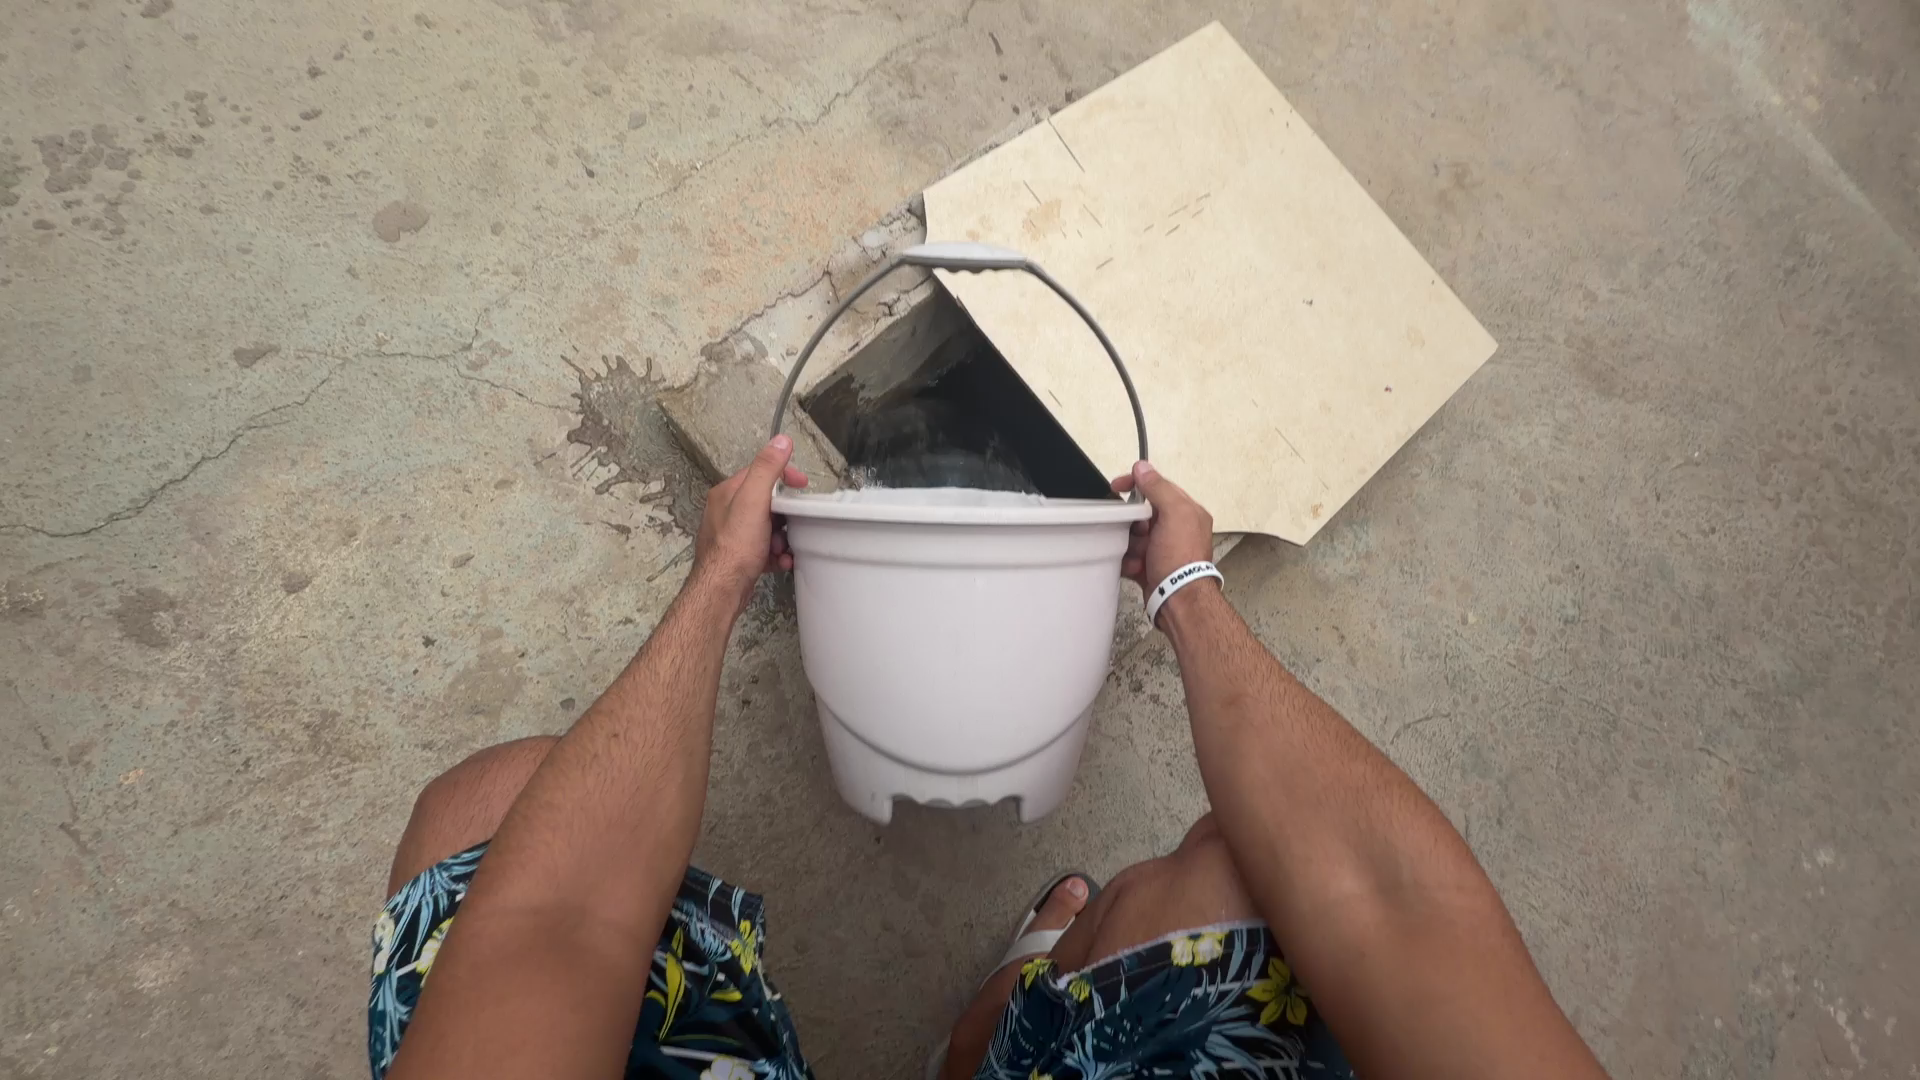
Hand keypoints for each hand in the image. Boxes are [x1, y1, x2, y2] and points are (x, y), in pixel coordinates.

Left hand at [691, 435, 807, 612]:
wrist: (723, 589)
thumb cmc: (735, 547)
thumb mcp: (754, 500)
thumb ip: (767, 468)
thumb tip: (781, 441)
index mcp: (727, 493)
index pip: (760, 473)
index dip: (785, 477)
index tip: (802, 485)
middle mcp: (726, 511)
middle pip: (767, 502)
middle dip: (786, 514)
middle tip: (794, 523)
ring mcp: (732, 535)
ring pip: (767, 527)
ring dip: (783, 536)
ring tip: (784, 547)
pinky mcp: (739, 555)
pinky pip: (764, 548)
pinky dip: (776, 554)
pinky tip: (780, 562)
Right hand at [1110, 460, 1213, 601]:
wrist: (1177, 599)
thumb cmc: (1180, 558)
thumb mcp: (1174, 514)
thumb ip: (1158, 488)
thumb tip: (1143, 468)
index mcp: (1186, 512)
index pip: (1158, 488)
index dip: (1137, 484)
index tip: (1117, 486)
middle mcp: (1176, 529)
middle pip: (1141, 514)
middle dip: (1132, 523)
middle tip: (1134, 531)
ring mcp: (1162, 549)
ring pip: (1132, 536)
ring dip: (1129, 545)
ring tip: (1138, 555)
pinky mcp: (1150, 567)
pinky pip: (1129, 556)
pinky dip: (1127, 561)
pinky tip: (1135, 567)